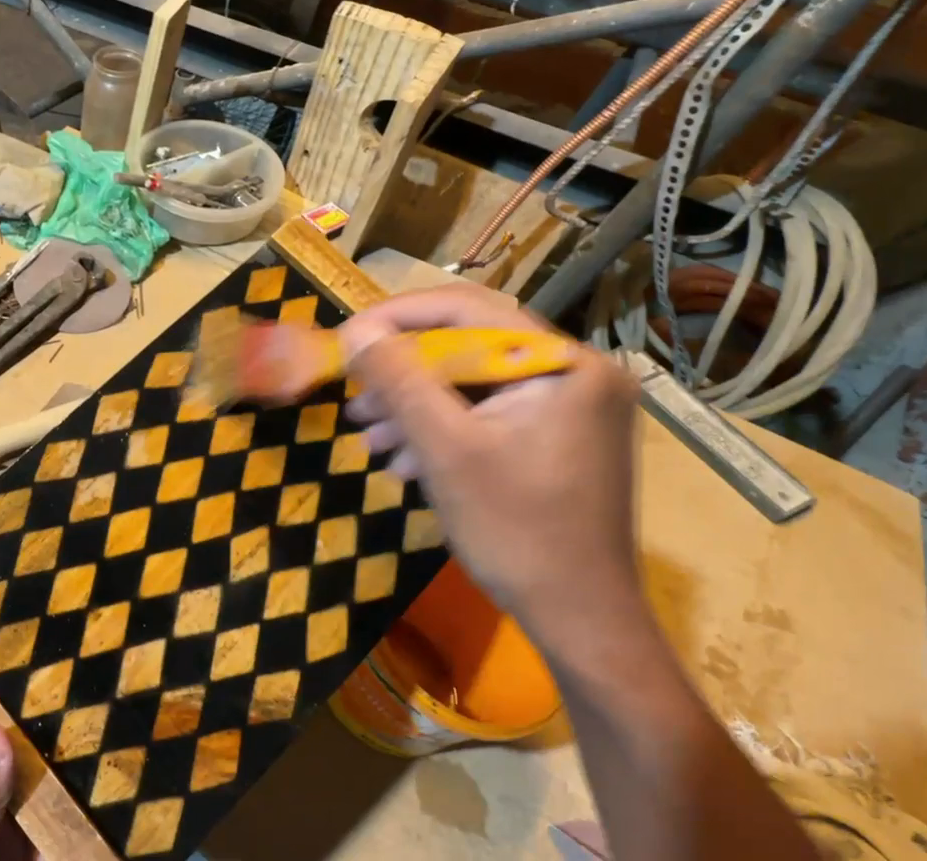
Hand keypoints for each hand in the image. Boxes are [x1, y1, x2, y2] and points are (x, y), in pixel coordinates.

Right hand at [338, 285, 642, 636]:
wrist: (580, 617)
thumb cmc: (516, 528)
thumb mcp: (444, 448)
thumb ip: (398, 379)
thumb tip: (353, 329)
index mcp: (564, 364)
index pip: (468, 309)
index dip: (397, 317)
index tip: (346, 338)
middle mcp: (576, 374)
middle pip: (468, 347)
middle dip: (402, 372)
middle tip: (354, 398)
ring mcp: (570, 409)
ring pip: (472, 384)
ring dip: (414, 406)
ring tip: (367, 437)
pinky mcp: (558, 440)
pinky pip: (488, 414)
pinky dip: (442, 430)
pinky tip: (402, 462)